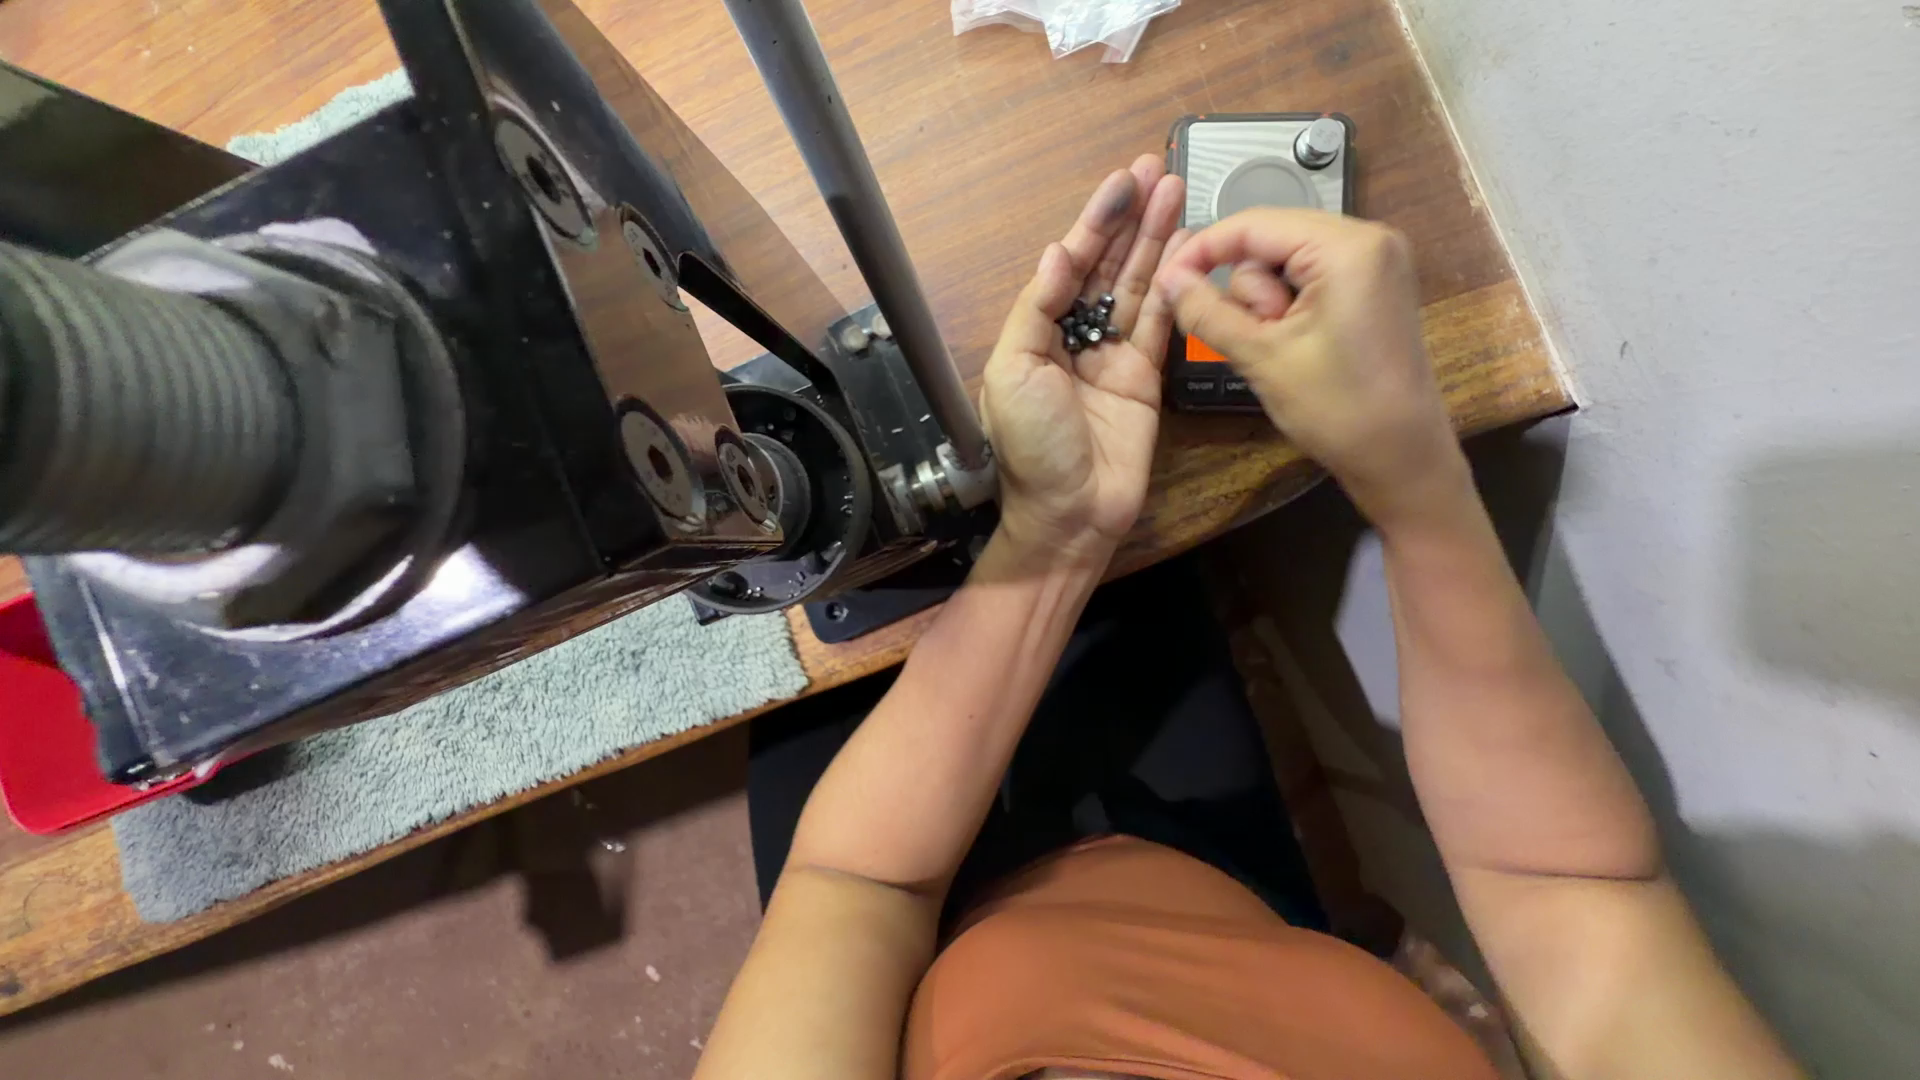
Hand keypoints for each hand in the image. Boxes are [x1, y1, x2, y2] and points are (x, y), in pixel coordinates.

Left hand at [980, 155, 1185, 562]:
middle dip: (1129, 220)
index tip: (1121, 183)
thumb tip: (1057, 254)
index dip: (1094, 225)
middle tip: (1156, 168)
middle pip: (1106, 268)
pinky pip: (1160, 322)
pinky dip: (1174, 285)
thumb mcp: (1012, 371)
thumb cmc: (1032, 447)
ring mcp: (1111, 357)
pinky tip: (1186, 246)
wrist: (1069, 511)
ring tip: (1177, 189)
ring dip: (1156, 240)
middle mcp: (1073, 340)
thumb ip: (1036, 309)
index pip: (1068, 268)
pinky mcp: (1145, 378)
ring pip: (1137, 287)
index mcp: (1034, 335)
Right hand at [1154, 208, 1463, 531]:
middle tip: (1259, 339)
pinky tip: (1293, 345)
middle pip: (1269, 241)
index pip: (1254, 224)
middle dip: (1248, 290)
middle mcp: (1368, 239)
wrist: (1399, 456)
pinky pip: (1307, 280)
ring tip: (1281, 349)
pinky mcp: (1371, 287)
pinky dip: (1286, 309)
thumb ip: (1206, 311)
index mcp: (1347, 246)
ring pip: (1284, 264)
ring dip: (1266, 305)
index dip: (1201, 249)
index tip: (1165, 281)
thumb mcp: (1259, 357)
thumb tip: (1166, 279)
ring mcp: (1374, 262)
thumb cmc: (1336, 408)